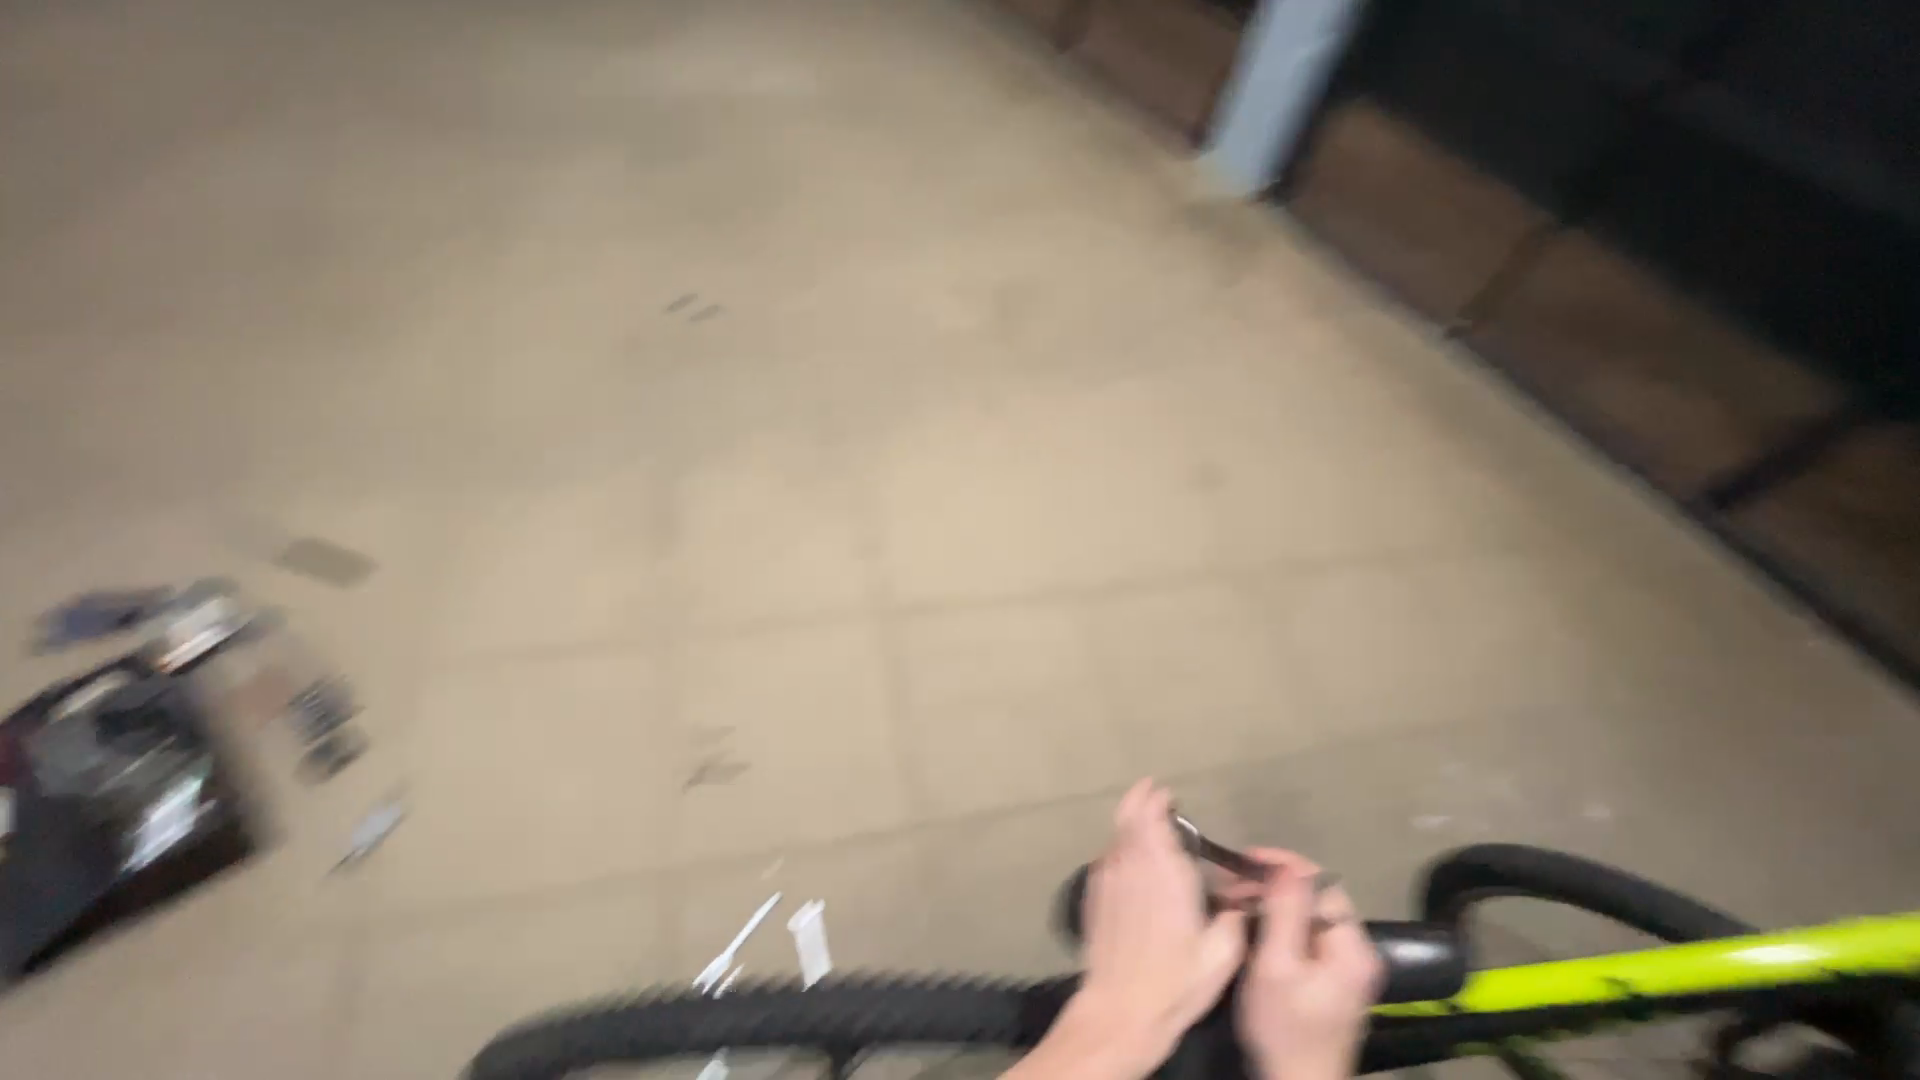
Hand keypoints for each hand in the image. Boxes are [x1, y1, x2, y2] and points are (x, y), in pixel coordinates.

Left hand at [1033, 781, 1246, 1077]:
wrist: (1121, 1009)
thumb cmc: (1176, 982)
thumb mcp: (1221, 955)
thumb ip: (1231, 919)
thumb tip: (1238, 901)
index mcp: (1165, 872)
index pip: (1153, 819)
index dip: (1157, 801)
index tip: (1166, 794)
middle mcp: (1133, 865)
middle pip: (1129, 817)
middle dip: (1139, 800)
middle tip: (1152, 793)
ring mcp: (1108, 879)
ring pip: (1116, 836)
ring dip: (1128, 822)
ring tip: (1143, 821)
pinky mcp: (1094, 896)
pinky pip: (1106, 859)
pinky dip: (1117, 849)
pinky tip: (1127, 859)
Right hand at [1233, 851, 1381, 1079]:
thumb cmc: (1284, 1030)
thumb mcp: (1275, 967)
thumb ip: (1284, 912)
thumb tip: (1287, 866)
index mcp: (1351, 947)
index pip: (1321, 882)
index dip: (1283, 864)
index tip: (1243, 861)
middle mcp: (1357, 952)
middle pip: (1317, 897)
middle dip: (1274, 882)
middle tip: (1232, 883)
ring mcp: (1346, 969)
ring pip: (1309, 915)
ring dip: (1274, 902)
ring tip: (1236, 900)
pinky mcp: (1331, 982)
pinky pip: (1306, 936)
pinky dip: (1280, 923)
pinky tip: (1253, 926)